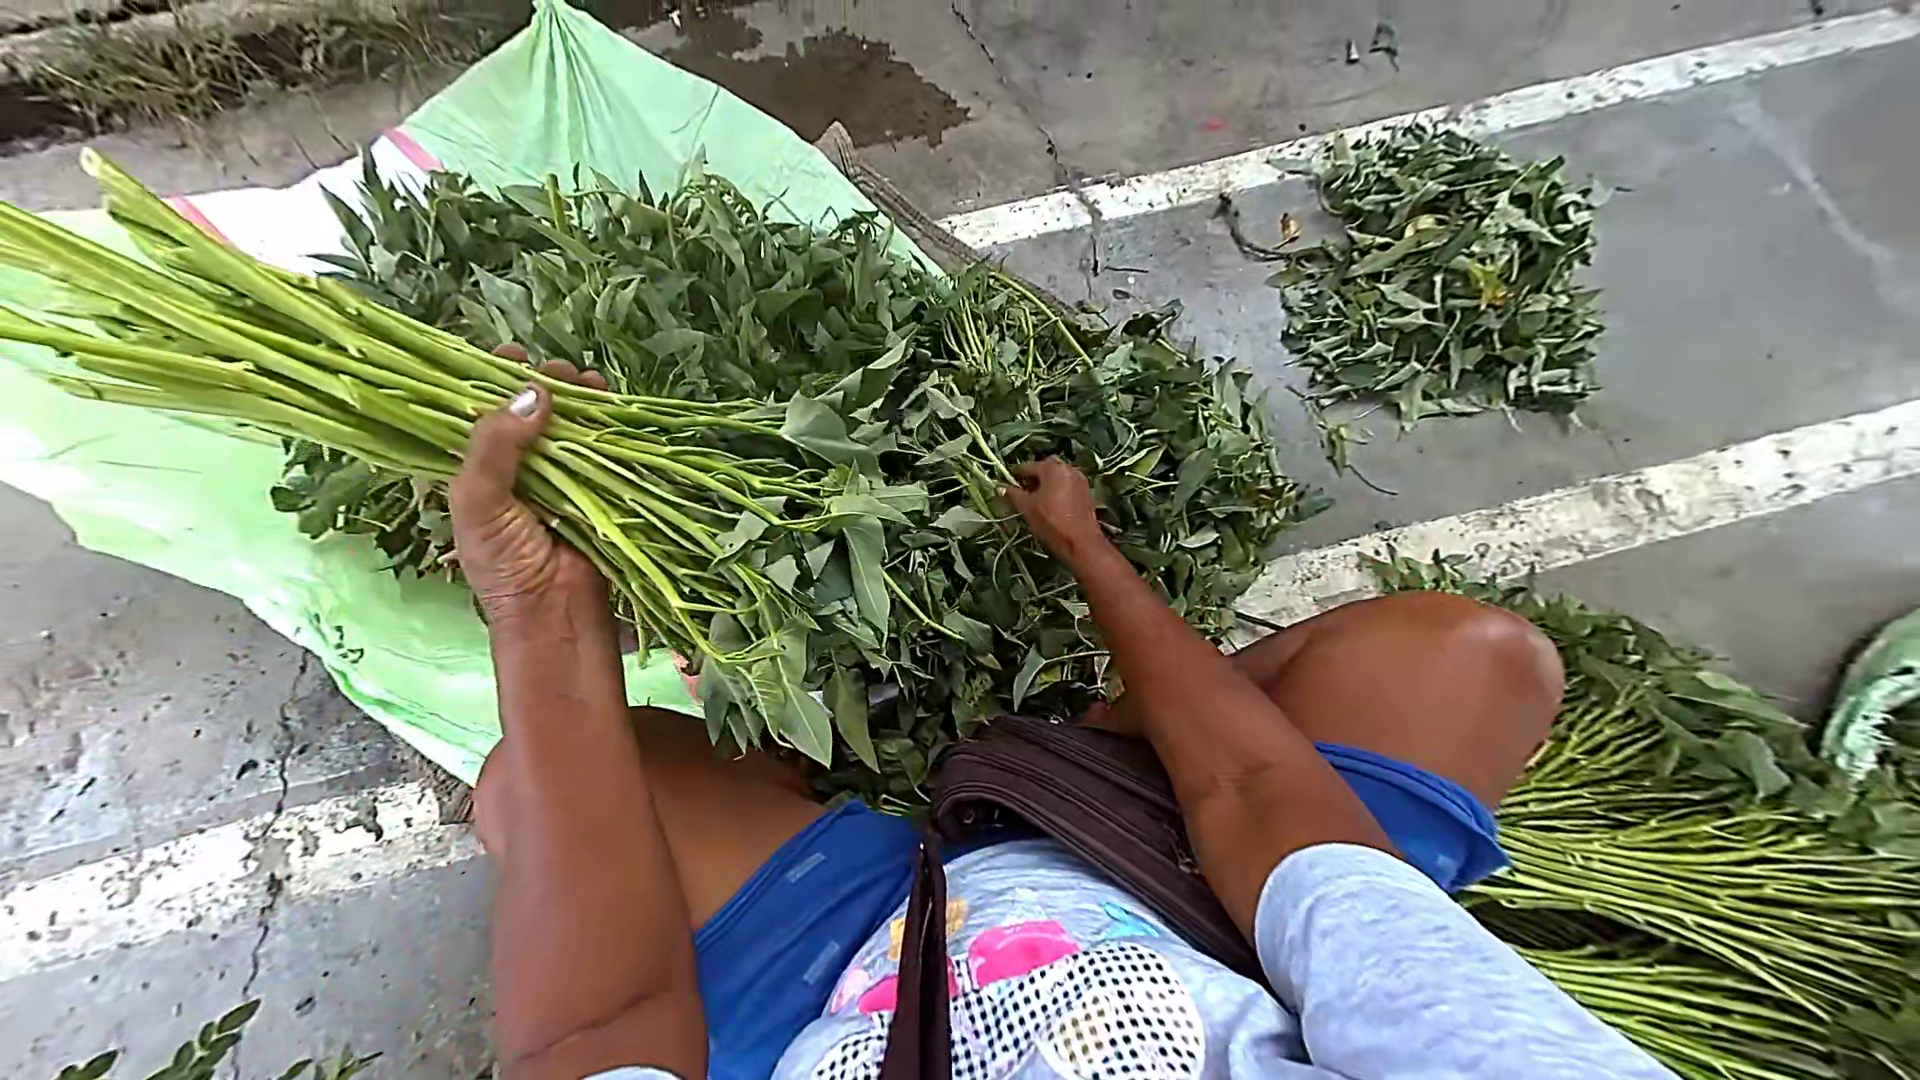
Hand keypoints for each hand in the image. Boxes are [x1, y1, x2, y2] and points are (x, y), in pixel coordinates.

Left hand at [448, 347, 608, 622]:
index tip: (512, 353)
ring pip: (569, 428)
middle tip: (561, 370)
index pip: (480, 410)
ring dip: (581, 403)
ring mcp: (560, 477)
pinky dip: (609, 429)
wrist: (554, 607)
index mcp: (476, 467)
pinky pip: (602, 451)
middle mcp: (518, 466)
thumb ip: (496, 446)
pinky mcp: (597, 489)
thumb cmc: (503, 560)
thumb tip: (534, 392)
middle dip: (546, 385)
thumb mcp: (478, 499)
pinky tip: (613, 407)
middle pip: (531, 412)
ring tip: (590, 382)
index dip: (491, 377)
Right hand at [1003, 456, 1108, 568]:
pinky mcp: (1086, 492)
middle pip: (1045, 467)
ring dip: (1046, 482)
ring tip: (1035, 497)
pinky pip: (1067, 484)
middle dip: (1033, 476)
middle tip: (1022, 489)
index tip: (1006, 482)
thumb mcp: (1026, 508)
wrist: (1080, 542)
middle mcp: (1068, 468)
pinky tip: (1050, 503)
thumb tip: (1000, 487)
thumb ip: (1013, 494)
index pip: (1027, 466)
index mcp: (1052, 468)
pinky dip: (1057, 488)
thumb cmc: (1051, 522)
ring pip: (1058, 475)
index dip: (1015, 475)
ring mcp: (1080, 480)